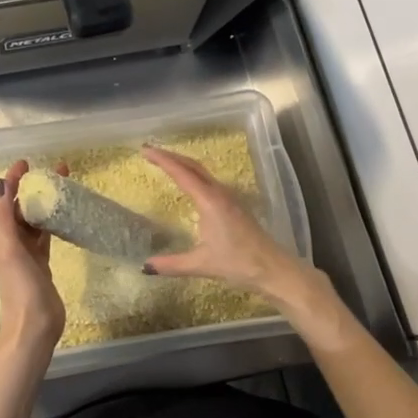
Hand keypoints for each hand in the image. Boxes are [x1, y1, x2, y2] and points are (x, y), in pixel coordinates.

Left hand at [0, 160, 66, 357]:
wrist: (34, 324)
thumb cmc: (20, 284)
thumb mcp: (7, 246)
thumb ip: (3, 215)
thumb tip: (0, 183)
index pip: (3, 198)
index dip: (13, 179)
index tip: (27, 162)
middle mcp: (8, 239)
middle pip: (21, 204)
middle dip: (34, 186)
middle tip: (58, 170)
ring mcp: (25, 251)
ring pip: (34, 217)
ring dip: (46, 200)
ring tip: (66, 185)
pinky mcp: (41, 261)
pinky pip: (46, 233)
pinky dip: (54, 220)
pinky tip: (67, 213)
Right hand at [141, 146, 322, 307]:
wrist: (272, 268)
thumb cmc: (238, 263)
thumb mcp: (201, 264)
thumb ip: (172, 264)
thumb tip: (146, 266)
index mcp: (209, 201)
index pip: (182, 173)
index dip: (162, 160)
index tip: (145, 150)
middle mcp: (219, 193)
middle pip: (192, 166)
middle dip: (171, 156)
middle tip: (150, 151)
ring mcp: (229, 197)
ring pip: (202, 171)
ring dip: (183, 163)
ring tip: (165, 162)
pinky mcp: (234, 204)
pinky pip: (209, 180)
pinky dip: (193, 173)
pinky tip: (188, 182)